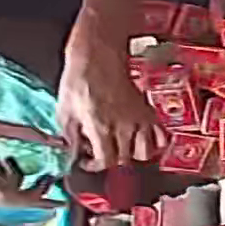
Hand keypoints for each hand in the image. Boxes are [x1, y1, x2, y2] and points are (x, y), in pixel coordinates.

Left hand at [59, 12, 164, 169]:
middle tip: (100, 151)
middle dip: (110, 160)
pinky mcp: (149, 114)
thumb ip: (70, 135)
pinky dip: (154, 144)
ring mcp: (140, 120)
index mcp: (100, 126)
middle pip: (125, 159)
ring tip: (122, 148)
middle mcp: (124, 126)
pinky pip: (160, 138)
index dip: (95, 166)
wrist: (98, 58)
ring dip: (133, 155)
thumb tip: (73, 153)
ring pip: (145, 153)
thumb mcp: (64, 110)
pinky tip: (141, 141)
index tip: (87, 162)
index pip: (106, 161)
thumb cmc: (80, 80)